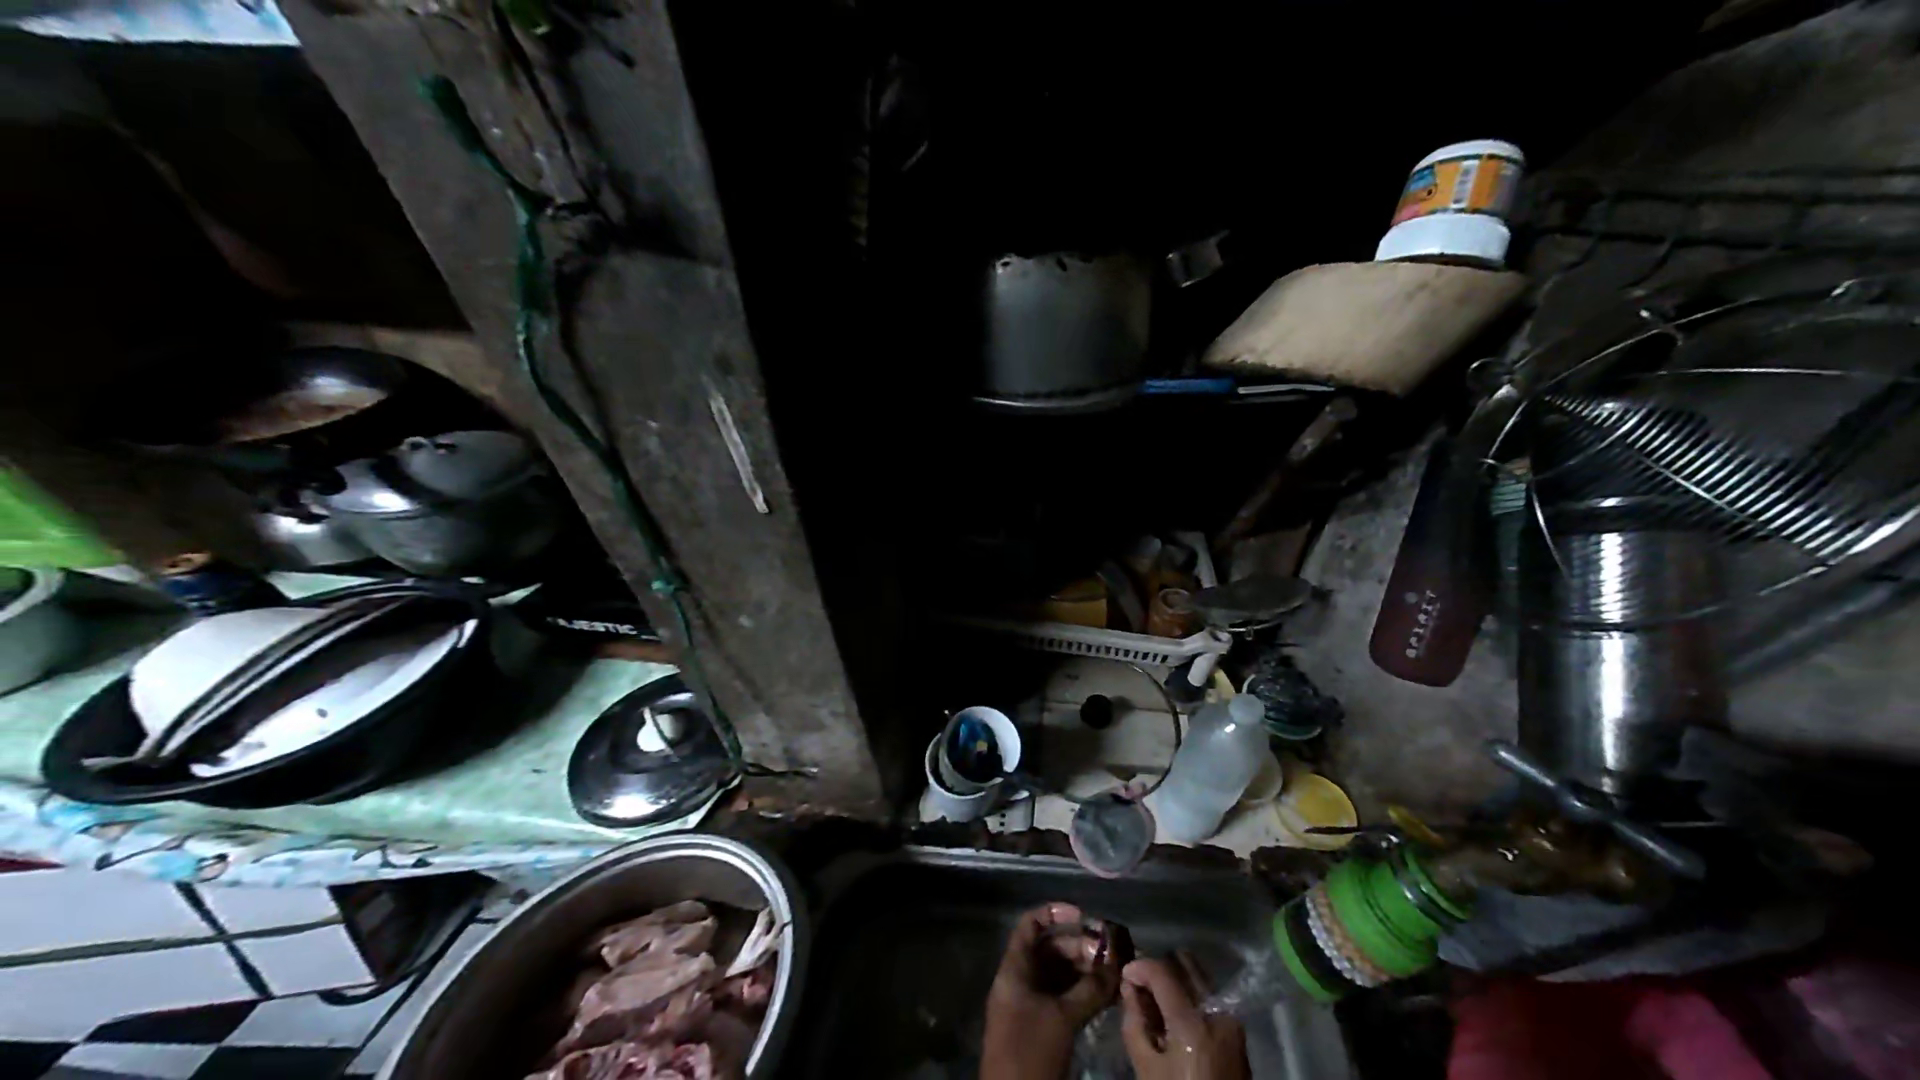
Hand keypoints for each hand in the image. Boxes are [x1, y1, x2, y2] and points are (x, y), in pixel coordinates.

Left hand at [982, 902, 1122, 1079]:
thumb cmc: (1030, 1051)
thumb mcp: (1063, 1017)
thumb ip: (1090, 989)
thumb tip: (1117, 966)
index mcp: (1015, 968)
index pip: (1030, 924)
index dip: (1054, 912)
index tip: (1084, 916)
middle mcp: (1022, 979)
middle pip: (1050, 949)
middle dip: (1080, 947)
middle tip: (1110, 955)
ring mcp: (1031, 1003)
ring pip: (1060, 974)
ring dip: (1086, 972)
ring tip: (1115, 975)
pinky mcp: (1043, 1025)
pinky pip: (1064, 997)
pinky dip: (1084, 993)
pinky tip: (1108, 996)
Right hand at [1121, 957, 1249, 1079]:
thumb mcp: (1145, 1068)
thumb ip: (1134, 1021)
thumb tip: (1129, 986)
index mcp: (1192, 1022)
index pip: (1161, 971)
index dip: (1138, 967)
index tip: (1124, 976)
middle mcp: (1217, 1011)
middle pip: (1184, 962)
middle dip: (1158, 967)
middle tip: (1141, 985)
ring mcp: (1232, 1018)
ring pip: (1199, 973)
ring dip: (1175, 976)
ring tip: (1157, 998)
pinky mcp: (1237, 1027)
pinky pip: (1210, 992)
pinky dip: (1190, 990)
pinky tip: (1175, 1011)